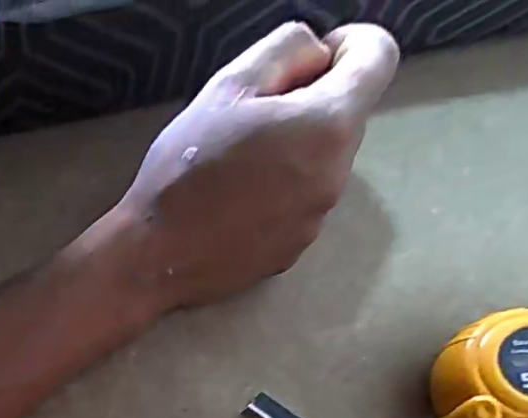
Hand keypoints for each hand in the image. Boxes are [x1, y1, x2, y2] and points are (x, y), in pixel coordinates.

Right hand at [102, 22, 398, 311]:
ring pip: (320, 168)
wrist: (149, 260)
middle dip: (310, 110)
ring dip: (292, 159)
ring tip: (235, 176)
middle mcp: (335, 176)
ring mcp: (313, 222)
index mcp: (327, 125)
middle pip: (345, 119)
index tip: (307, 63)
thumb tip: (317, 56)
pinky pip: (298, 210)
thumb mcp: (224, 88)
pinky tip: (232, 211)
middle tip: (248, 127)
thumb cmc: (180, 174)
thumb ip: (286, 49)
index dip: (347, 47)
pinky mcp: (290, 254)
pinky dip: (277, 200)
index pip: (378, 58)